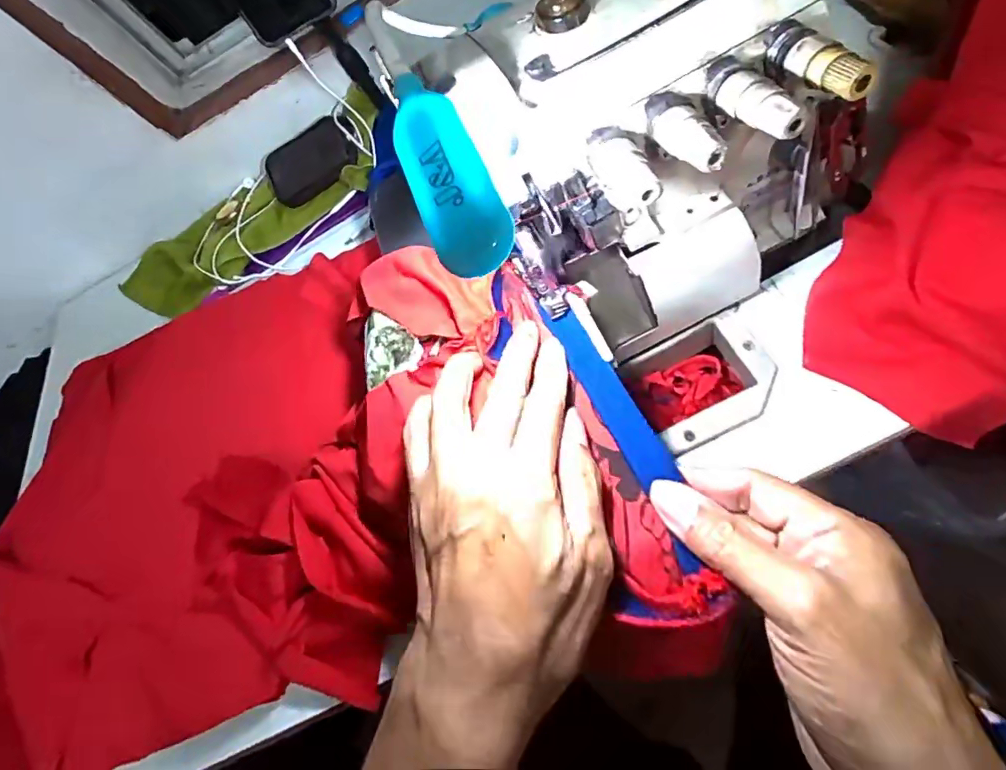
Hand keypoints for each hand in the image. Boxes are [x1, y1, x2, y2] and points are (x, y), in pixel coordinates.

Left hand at [366, 323, 612, 769]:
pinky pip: (415, 436)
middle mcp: (478, 471)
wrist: (471, 674)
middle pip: (498, 394)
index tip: (556, 343)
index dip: (551, 370)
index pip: (542, 406)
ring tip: (479, 354)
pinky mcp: (417, 499)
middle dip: (517, 356)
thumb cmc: (543, 624)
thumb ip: (581, 484)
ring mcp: (440, 482)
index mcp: (527, 486)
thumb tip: (573, 425)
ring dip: (463, 371)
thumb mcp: (590, 562)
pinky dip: (427, 406)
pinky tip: (439, 398)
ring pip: (446, 404)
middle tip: (528, 331)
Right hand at [650, 468, 1000, 769]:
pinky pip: (749, 588)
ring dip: (703, 547)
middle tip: (642, 512)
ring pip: (746, 553)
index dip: (707, 481)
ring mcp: (809, 593)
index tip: (653, 478)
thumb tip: (667, 492)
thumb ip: (732, 546)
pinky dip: (716, 580)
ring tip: (651, 540)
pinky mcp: (796, 629)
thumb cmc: (863, 676)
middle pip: (750, 518)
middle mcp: (822, 552)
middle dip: (700, 512)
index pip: (761, 487)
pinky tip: (682, 579)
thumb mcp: (797, 601)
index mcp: (835, 530)